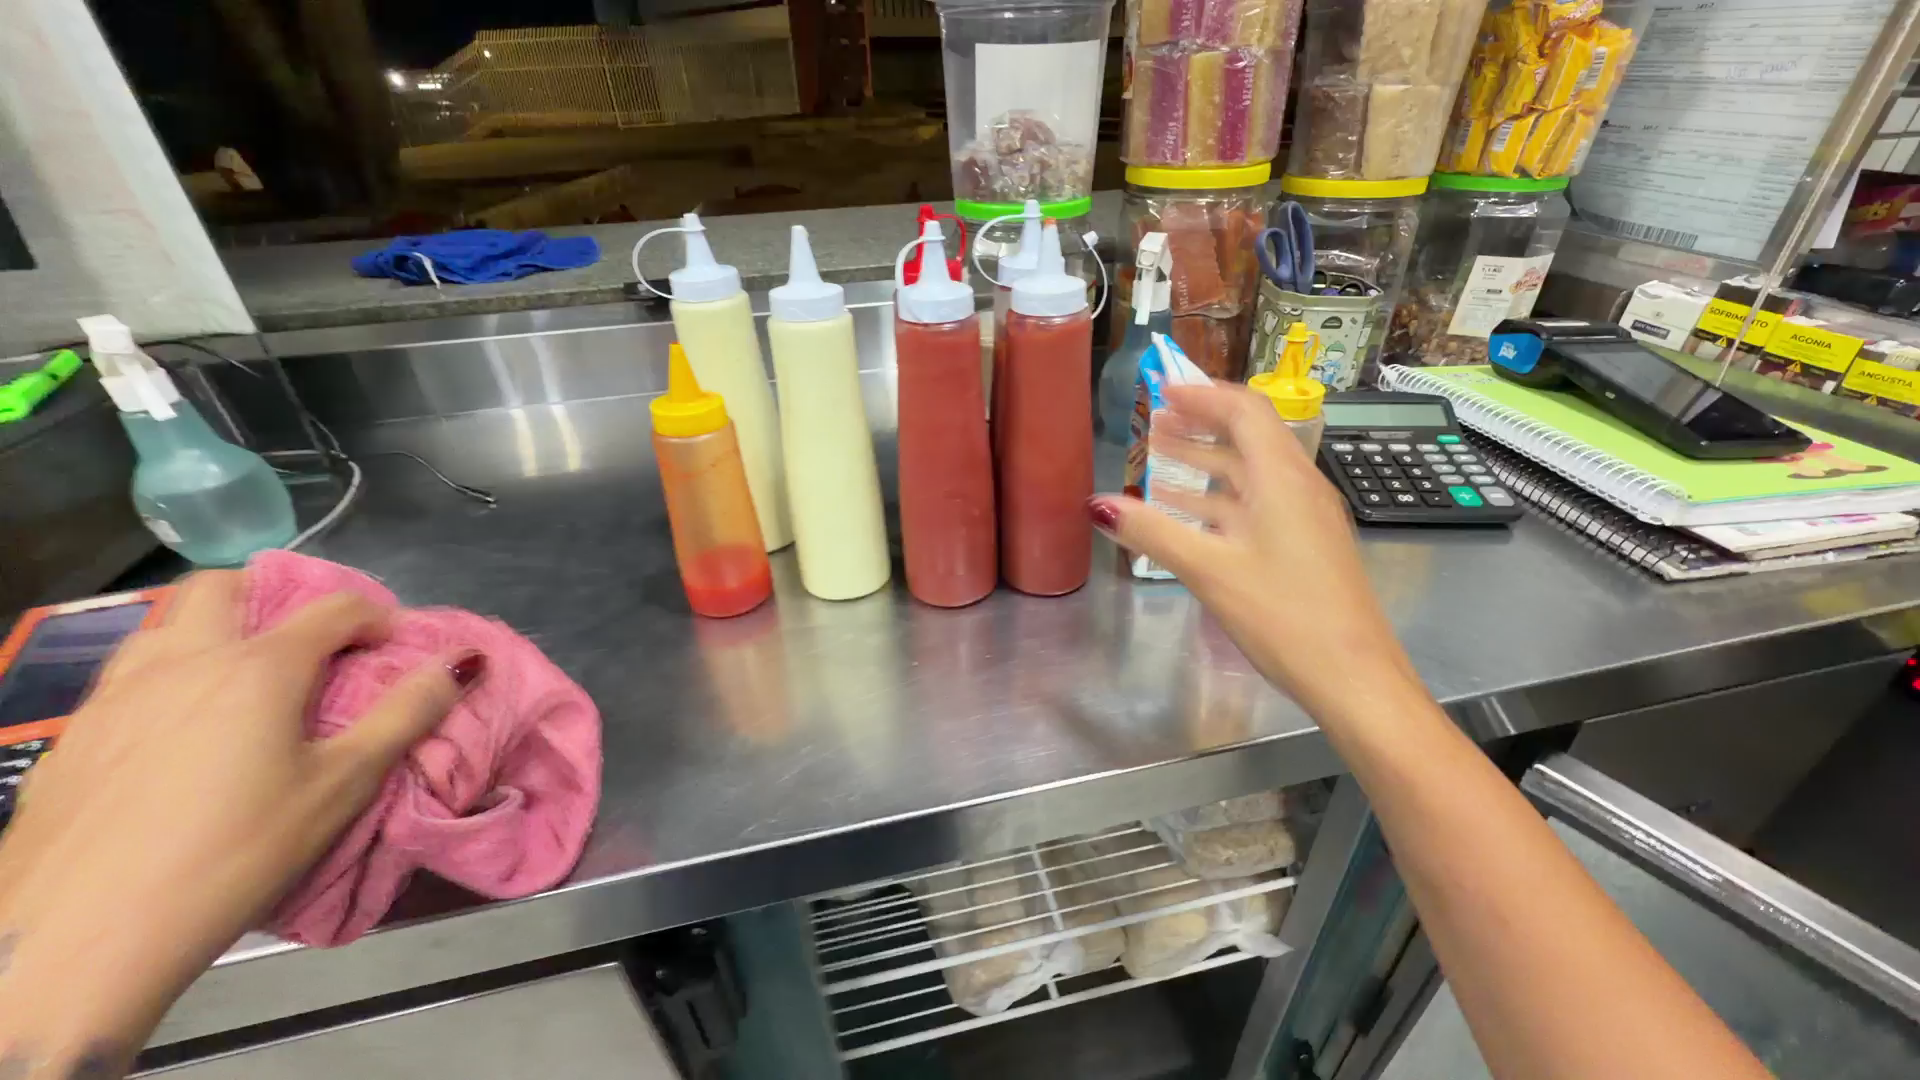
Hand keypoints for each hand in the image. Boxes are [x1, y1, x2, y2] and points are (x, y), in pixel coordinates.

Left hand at [0, 571, 480, 1071]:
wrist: (75, 941)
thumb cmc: (237, 852)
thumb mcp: (344, 784)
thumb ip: (406, 714)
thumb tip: (461, 662)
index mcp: (259, 667)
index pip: (334, 608)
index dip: (377, 617)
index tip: (393, 648)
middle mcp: (184, 661)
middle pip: (225, 586)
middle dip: (277, 595)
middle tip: (310, 641)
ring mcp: (117, 695)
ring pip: (165, 623)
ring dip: (217, 628)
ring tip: (248, 679)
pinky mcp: (73, 736)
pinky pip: (130, 673)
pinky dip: (173, 672)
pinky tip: (187, 728)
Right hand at [1088, 384, 1422, 722]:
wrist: (1354, 677)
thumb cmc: (1284, 615)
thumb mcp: (1209, 570)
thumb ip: (1152, 532)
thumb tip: (1097, 505)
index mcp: (1281, 478)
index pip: (1245, 411)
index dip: (1203, 395)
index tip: (1162, 391)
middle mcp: (1298, 487)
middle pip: (1248, 437)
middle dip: (1199, 425)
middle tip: (1154, 423)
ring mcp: (1305, 518)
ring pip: (1250, 474)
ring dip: (1205, 463)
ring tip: (1159, 461)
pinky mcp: (1305, 546)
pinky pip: (1255, 505)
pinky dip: (1218, 499)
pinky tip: (1188, 515)